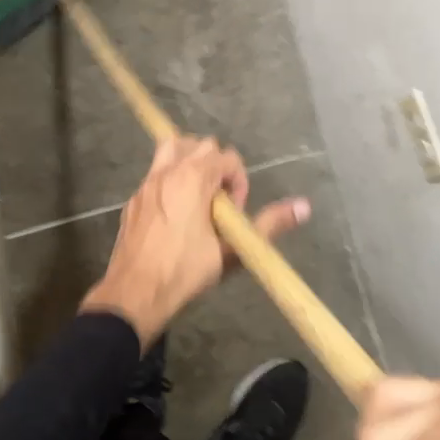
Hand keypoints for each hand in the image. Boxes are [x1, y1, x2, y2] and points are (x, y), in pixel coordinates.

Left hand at [79, 135, 309, 345]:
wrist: (134, 293)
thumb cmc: (186, 271)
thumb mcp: (232, 251)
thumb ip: (269, 225)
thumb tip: (305, 206)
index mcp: (194, 177)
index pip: (228, 157)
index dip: (238, 182)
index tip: (234, 213)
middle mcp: (169, 170)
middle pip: (200, 145)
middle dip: (216, 168)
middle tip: (219, 204)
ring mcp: (147, 182)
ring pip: (172, 149)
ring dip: (190, 164)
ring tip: (198, 198)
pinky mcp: (134, 199)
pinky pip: (156, 173)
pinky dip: (170, 181)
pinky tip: (175, 216)